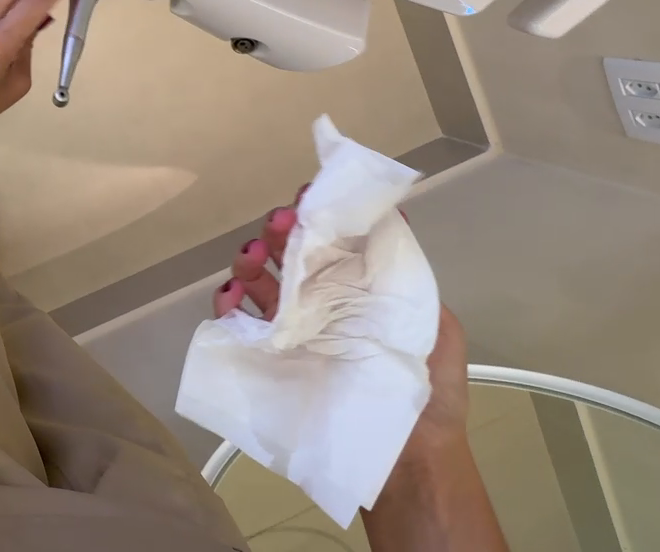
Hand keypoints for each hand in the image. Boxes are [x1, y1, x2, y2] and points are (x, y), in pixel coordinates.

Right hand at [214, 193, 470, 457]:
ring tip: (252, 256)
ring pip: (256, 277)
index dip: (315, 213)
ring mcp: (289, 325)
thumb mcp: (434, 327)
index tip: (309, 196)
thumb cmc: (425, 393)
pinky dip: (225, 301)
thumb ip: (409, 276)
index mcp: (354, 287)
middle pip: (287, 251)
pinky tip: (231, 296)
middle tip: (280, 222)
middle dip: (278, 228)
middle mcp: (317, 299)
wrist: (409, 462)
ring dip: (249, 258)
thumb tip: (391, 216)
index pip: (327, 238)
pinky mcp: (267, 353)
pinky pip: (235, 320)